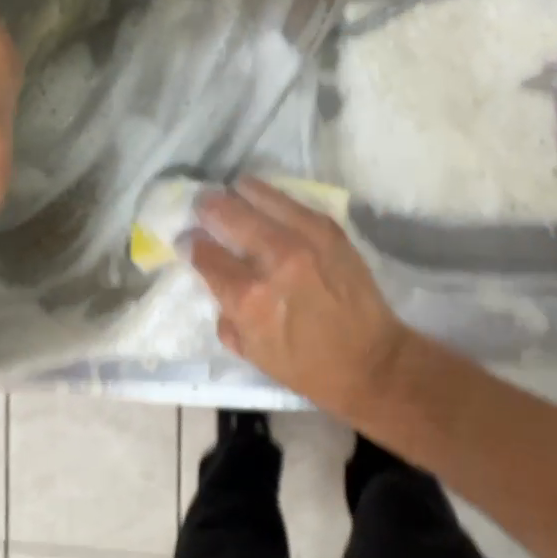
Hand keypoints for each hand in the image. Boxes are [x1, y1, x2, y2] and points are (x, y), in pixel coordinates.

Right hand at [189, 179, 411, 417]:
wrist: (370, 361)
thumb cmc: (306, 366)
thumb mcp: (251, 351)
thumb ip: (225, 312)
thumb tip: (216, 279)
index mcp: (248, 298)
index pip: (206, 255)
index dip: (190, 244)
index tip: (186, 239)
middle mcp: (274, 261)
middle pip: (228, 216)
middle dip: (208, 208)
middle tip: (202, 205)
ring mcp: (304, 240)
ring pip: (260, 198)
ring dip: (238, 193)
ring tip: (229, 191)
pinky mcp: (329, 231)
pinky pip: (292, 203)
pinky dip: (271, 198)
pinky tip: (262, 197)